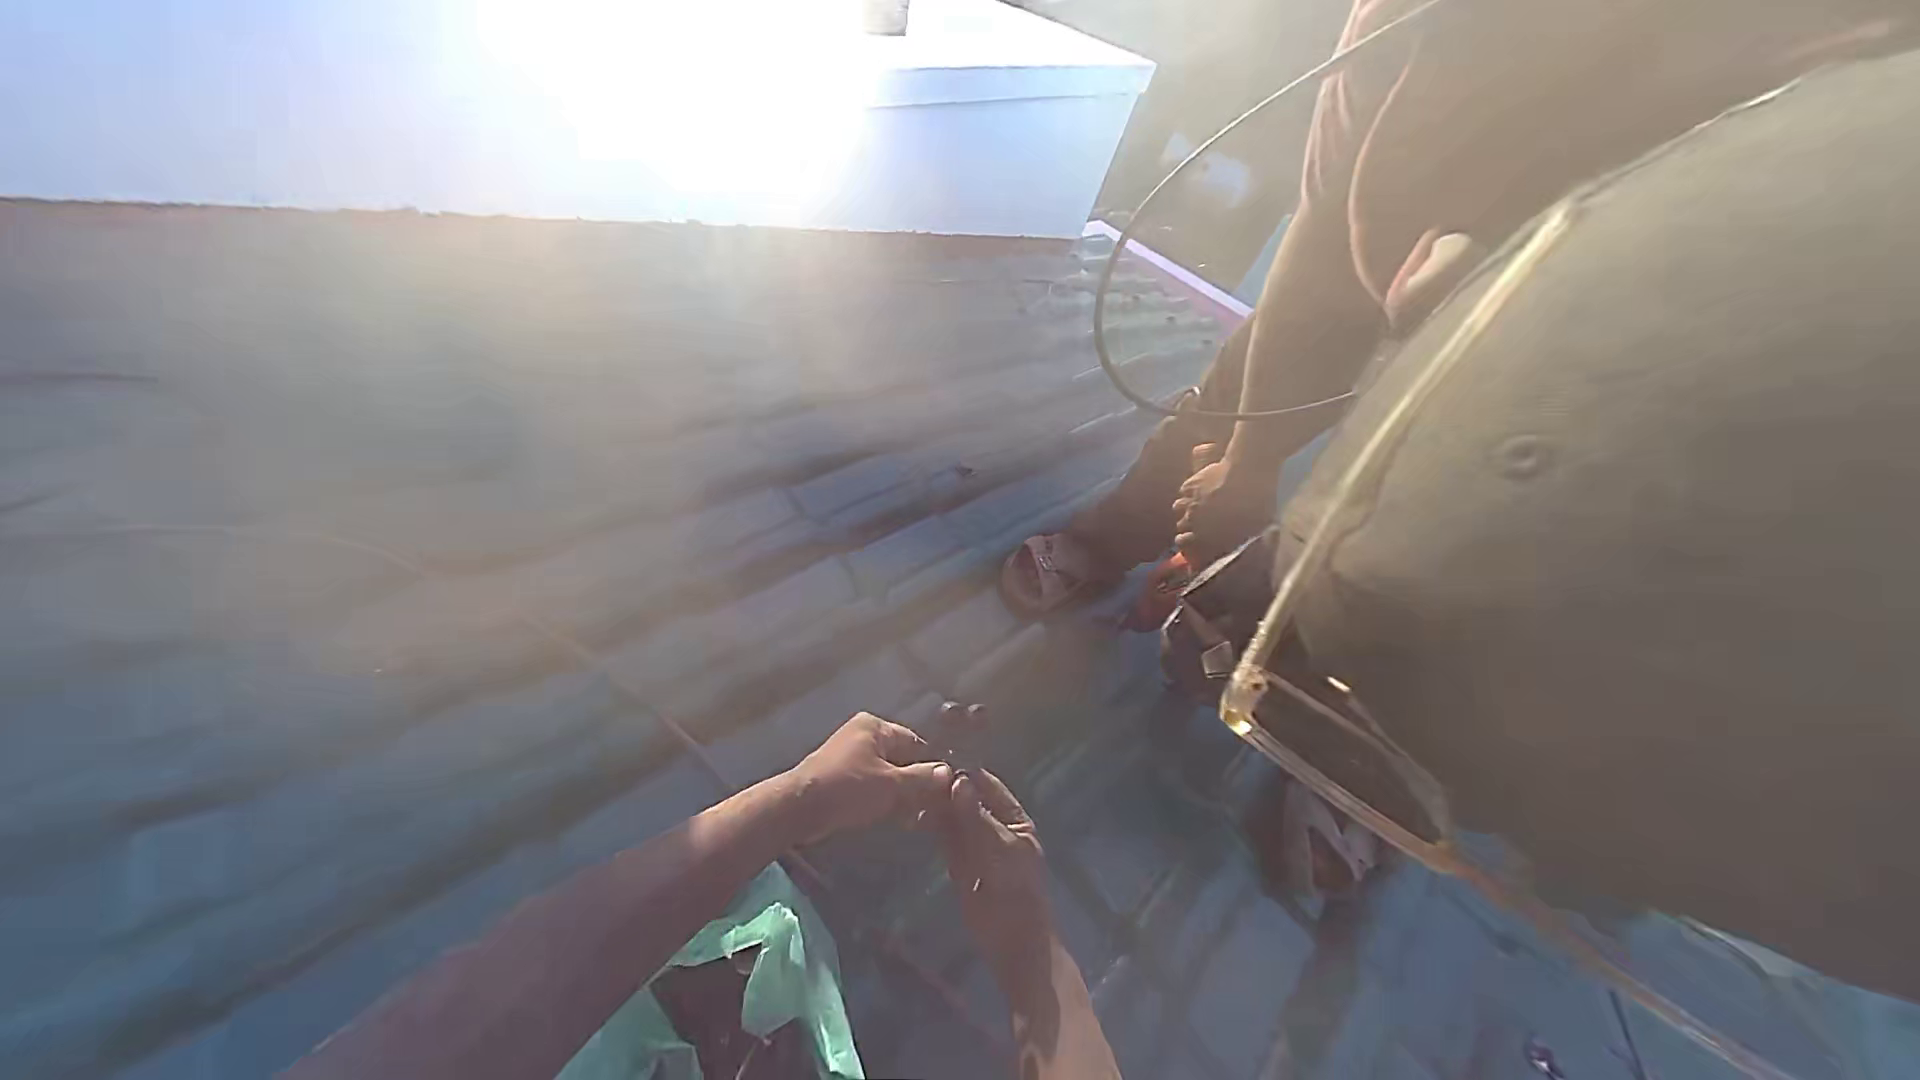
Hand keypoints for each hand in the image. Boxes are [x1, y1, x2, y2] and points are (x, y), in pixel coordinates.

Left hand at [788, 713, 952, 843]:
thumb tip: (948, 773)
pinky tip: (895, 818)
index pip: (915, 742)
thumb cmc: (848, 787)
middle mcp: (863, 735)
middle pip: (901, 758)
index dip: (930, 765)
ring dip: (901, 795)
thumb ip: (921, 778)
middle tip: (931, 808)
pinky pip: (872, 784)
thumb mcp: (891, 783)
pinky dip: (883, 798)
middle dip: (915, 783)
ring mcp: (851, 756)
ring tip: (915, 817)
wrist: (799, 808)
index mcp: (875, 726)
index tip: (945, 789)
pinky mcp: (842, 777)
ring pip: (887, 774)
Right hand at [937, 769, 1053, 994]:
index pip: (988, 786)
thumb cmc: (1016, 889)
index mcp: (1014, 818)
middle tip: (920, 774)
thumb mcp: (998, 848)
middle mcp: (994, 826)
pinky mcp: (960, 863)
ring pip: (955, 818)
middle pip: (968, 800)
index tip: (941, 758)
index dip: (967, 773)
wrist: (1013, 943)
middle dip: (948, 789)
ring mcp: (976, 845)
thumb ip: (975, 816)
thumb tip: (957, 780)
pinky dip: (934, 826)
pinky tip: (917, 814)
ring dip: (938, 806)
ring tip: (914, 790)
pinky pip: (946, 838)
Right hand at [1171, 448, 1274, 567]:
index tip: (1192, 544)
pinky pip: (1184, 491)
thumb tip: (1235, 546)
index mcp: (1207, 533)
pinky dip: (1189, 492)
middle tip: (1199, 524)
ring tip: (1197, 505)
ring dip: (1186, 508)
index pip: (1185, 545)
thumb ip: (1239, 539)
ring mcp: (1190, 500)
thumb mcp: (1252, 526)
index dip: (1187, 546)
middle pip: (1181, 526)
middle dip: (1188, 527)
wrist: (1247, 470)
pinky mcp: (1191, 484)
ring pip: (1178, 508)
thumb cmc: (1255, 501)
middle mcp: (1193, 519)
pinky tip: (1200, 489)